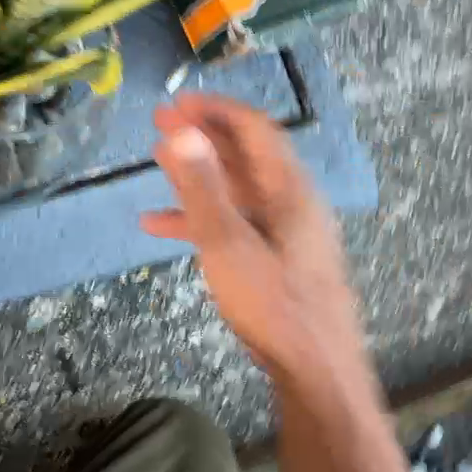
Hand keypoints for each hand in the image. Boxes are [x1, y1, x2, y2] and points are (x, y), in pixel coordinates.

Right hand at [141, 93, 369, 387]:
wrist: (316, 369)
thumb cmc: (272, 304)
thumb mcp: (227, 243)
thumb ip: (202, 188)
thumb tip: (181, 131)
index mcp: (289, 190)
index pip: (254, 130)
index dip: (215, 110)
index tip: (175, 101)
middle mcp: (291, 203)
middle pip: (244, 155)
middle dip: (201, 135)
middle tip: (158, 121)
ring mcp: (285, 232)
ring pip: (236, 189)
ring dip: (196, 173)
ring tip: (155, 161)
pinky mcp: (275, 259)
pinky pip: (233, 223)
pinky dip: (199, 217)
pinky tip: (159, 226)